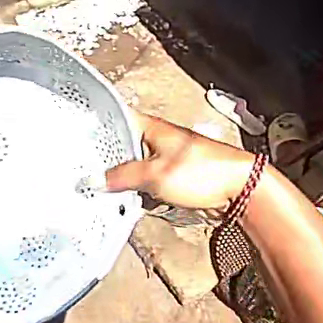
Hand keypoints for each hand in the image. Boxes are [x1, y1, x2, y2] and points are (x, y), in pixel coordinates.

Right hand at [105, 113, 259, 211]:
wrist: (241, 190)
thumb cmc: (204, 172)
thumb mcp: (155, 174)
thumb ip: (122, 176)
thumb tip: (96, 179)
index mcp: (151, 127)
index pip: (116, 121)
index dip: (99, 130)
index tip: (81, 143)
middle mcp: (157, 140)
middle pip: (122, 150)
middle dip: (111, 165)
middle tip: (94, 176)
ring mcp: (165, 159)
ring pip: (134, 170)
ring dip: (128, 183)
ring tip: (117, 191)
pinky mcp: (173, 178)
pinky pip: (148, 185)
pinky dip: (142, 193)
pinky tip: (137, 201)